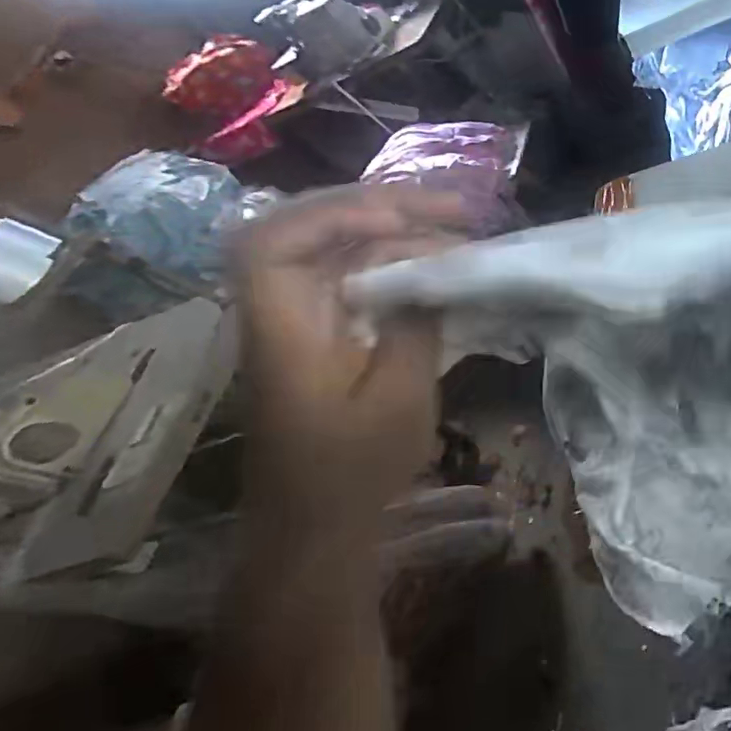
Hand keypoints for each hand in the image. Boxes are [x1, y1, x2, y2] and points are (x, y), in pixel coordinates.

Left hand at [230, 185, 467, 523]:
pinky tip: (434, 256)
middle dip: (381, 205)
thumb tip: (435, 269)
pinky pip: (352, 271)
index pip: (275, 240)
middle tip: (455, 208)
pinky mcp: (322, 329)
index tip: (407, 222)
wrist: (317, 525)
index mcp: (281, 328)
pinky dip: (394, 254)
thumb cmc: (355, 469)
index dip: (338, 214)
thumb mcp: (400, 399)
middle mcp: (280, 310)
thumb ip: (416, 325)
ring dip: (394, 225)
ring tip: (455, 222)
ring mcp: (299, 317)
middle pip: (306, 226)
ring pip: (333, 244)